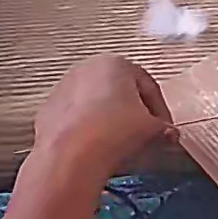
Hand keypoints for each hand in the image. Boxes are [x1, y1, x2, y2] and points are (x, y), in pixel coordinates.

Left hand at [30, 56, 173, 185]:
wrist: (70, 155)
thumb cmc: (115, 131)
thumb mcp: (152, 129)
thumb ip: (164, 128)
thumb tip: (168, 134)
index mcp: (115, 64)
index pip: (148, 86)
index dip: (161, 111)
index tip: (165, 130)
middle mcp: (86, 68)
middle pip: (120, 92)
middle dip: (135, 114)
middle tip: (146, 136)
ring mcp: (64, 89)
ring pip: (97, 105)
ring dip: (111, 122)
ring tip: (121, 146)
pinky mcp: (48, 111)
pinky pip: (77, 119)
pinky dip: (89, 131)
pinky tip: (97, 150)